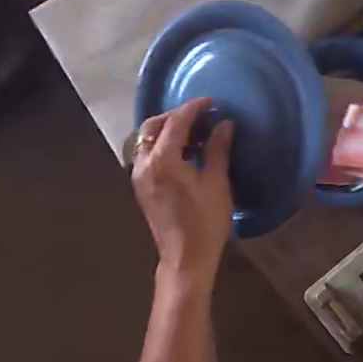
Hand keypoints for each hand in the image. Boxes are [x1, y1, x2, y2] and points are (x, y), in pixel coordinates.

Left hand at [132, 98, 234, 287]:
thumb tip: (224, 125)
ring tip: (196, 134)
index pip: (176, 123)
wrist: (185, 258)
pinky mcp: (141, 187)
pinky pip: (147, 155)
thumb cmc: (205, 223)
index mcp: (162, 161)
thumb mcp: (216, 183)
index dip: (194, 108)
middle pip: (153, 126)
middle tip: (200, 116)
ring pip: (147, 140)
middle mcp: (144, 164)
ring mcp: (138, 176)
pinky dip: (162, 146)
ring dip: (168, 131)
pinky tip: (185, 153)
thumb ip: (217, 150)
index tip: (211, 102)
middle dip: (175, 116)